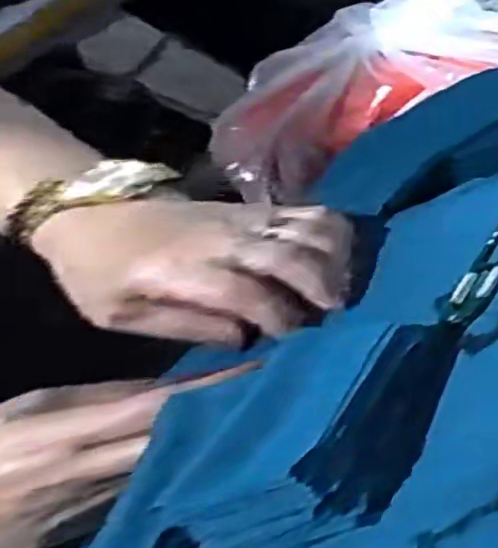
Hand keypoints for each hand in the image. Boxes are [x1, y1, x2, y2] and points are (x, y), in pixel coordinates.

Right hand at [0, 368, 251, 547]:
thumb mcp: (36, 409)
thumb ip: (111, 394)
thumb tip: (186, 380)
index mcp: (68, 436)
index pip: (162, 404)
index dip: (220, 384)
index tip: (272, 363)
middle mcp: (82, 473)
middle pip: (177, 440)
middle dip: (229, 416)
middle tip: (288, 389)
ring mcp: (80, 508)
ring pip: (169, 470)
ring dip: (216, 447)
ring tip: (273, 417)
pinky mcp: (79, 532)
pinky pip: (146, 497)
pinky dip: (183, 476)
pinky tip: (224, 458)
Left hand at [30, 199, 351, 346]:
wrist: (103, 217)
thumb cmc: (104, 274)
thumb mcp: (119, 314)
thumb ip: (185, 326)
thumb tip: (247, 339)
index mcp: (173, 271)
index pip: (241, 292)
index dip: (273, 316)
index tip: (289, 335)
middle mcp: (223, 240)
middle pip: (289, 258)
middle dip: (319, 287)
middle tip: (335, 311)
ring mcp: (252, 218)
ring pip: (314, 232)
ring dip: (338, 260)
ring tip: (343, 286)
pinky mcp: (269, 207)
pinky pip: (320, 214)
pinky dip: (340, 234)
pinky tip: (344, 256)